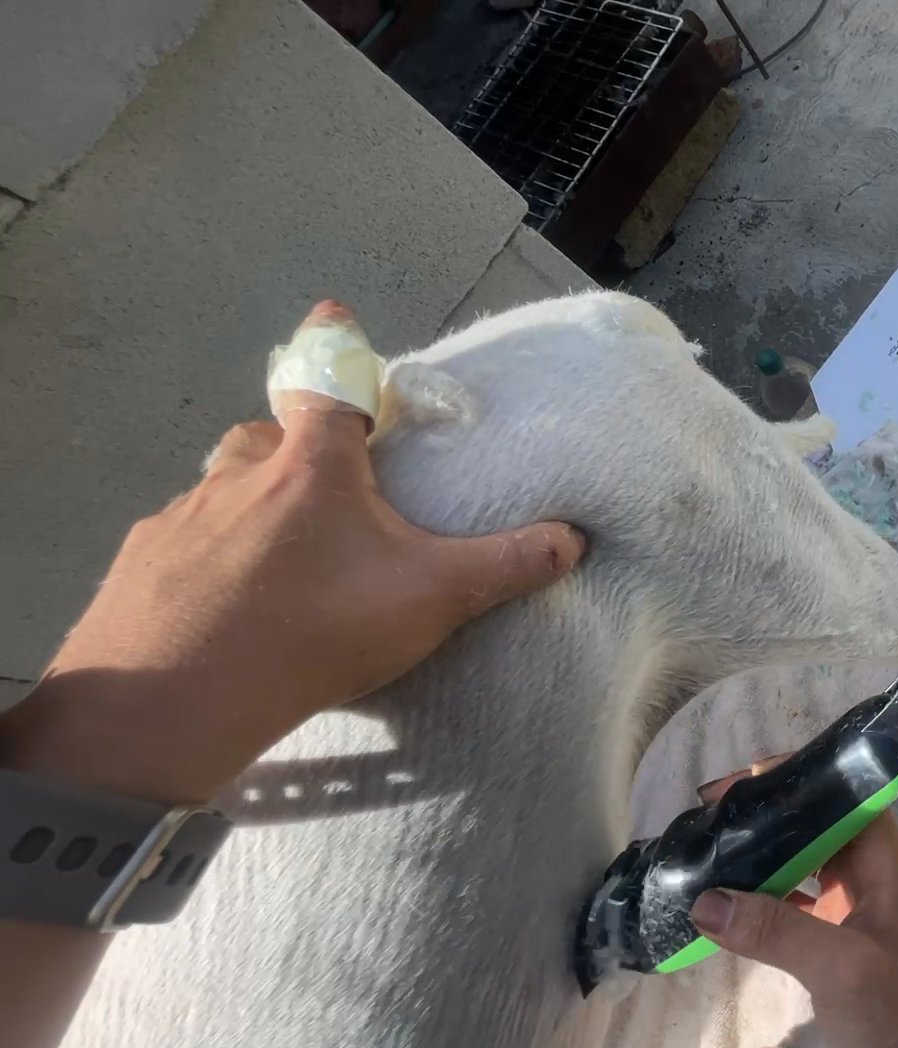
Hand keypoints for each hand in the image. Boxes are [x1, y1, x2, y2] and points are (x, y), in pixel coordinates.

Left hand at [0, 391, 584, 805]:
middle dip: (296, 437)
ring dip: (256, 494)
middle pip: (263, 435)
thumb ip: (511, 563)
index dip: (335, 347)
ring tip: (291, 542)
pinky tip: (241, 593)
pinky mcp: (141, 569)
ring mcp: (178, 524)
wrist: (171, 704)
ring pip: (222, 486)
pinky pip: (187, 538)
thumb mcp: (437, 594)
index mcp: (311, 471)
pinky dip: (217, 547)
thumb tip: (575, 539)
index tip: (335, 313)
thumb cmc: (317, 625)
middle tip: (329, 470)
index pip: (324, 388)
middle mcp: (237, 481)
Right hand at [690, 763, 897, 1047]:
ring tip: (711, 844)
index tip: (744, 780)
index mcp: (887, 859)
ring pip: (804, 858)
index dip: (800, 777)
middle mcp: (872, 869)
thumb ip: (776, 930)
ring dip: (763, 852)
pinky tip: (725, 899)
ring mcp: (853, 902)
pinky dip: (763, 895)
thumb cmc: (896, 1013)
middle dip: (771, 812)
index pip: (846, 794)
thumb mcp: (840, 967)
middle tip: (712, 812)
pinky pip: (795, 898)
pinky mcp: (835, 933)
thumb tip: (705, 900)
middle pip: (820, 821)